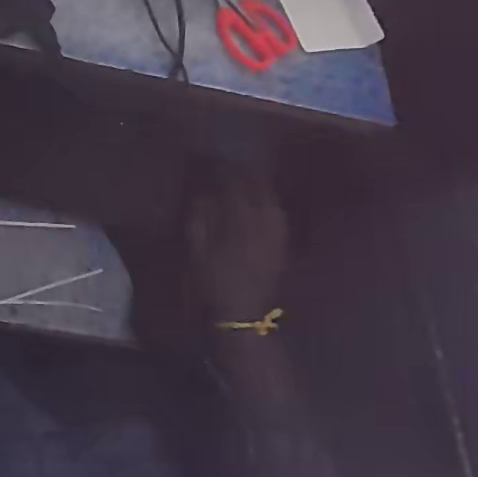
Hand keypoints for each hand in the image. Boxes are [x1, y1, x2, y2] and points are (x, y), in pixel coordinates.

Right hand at [183, 168, 300, 415]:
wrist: (242, 319)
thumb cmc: (211, 284)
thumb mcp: (194, 248)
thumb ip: (199, 214)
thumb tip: (201, 188)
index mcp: (242, 218)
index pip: (231, 180)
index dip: (216, 166)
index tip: (201, 157)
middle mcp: (266, 219)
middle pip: (255, 183)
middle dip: (238, 170)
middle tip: (219, 163)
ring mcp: (279, 232)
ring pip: (269, 195)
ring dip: (253, 183)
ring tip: (236, 176)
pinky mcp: (283, 243)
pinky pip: (275, 210)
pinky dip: (263, 199)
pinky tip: (253, 200)